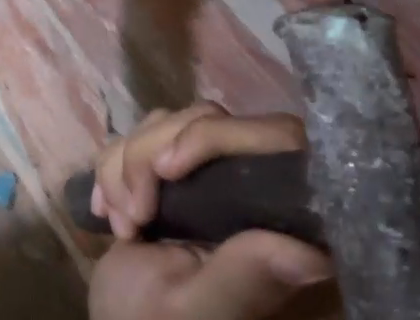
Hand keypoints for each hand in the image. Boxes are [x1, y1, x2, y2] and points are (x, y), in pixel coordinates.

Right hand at [89, 103, 334, 319]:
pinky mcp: (172, 174)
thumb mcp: (204, 312)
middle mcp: (256, 191)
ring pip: (168, 122)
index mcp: (288, 225)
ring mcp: (210, 178)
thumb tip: (312, 255)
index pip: (273, 137)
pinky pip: (136, 135)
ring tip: (122, 222)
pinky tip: (107, 212)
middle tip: (134, 214)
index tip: (166, 172)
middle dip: (151, 155)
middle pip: (207, 119)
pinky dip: (112, 167)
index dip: (214, 136)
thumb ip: (247, 278)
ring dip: (127, 164)